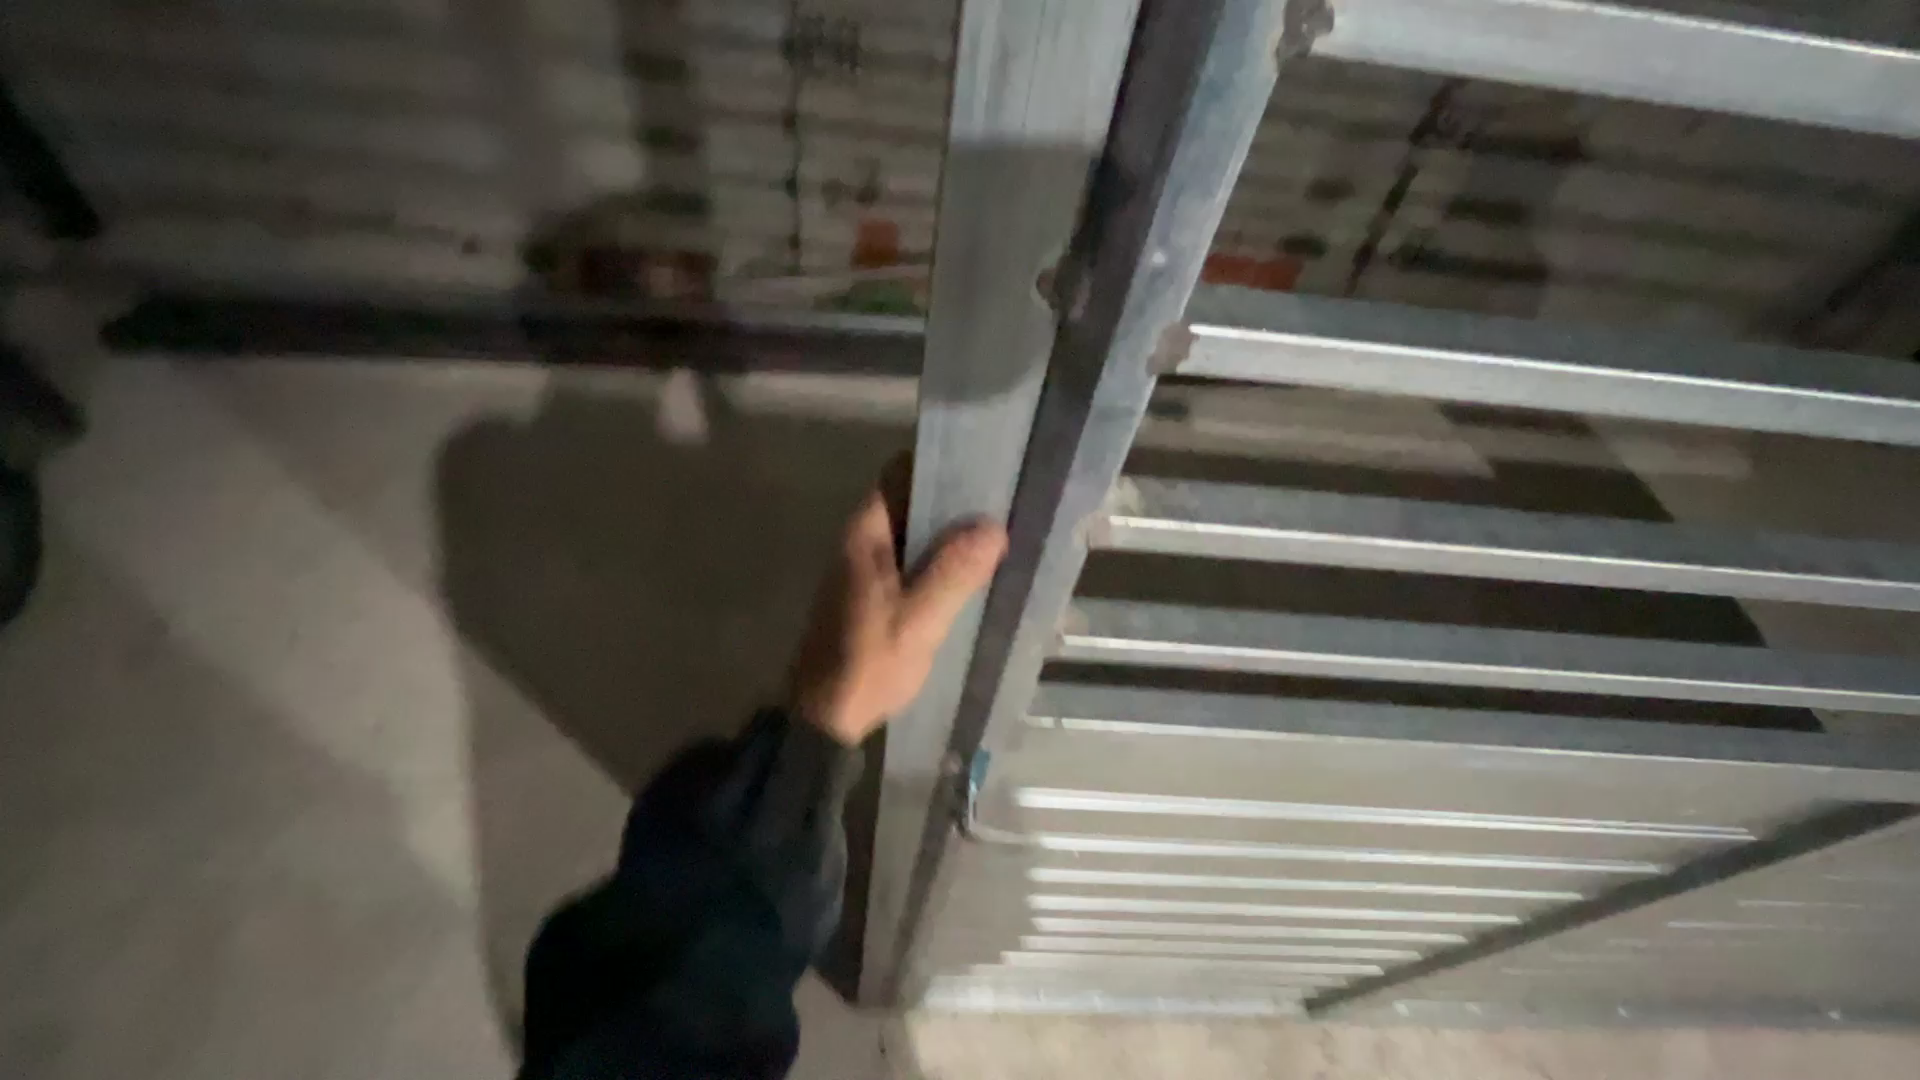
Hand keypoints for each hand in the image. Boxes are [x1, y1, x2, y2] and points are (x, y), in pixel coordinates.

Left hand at [787, 461, 1007, 745]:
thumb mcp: (918, 619)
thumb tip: (993, 525)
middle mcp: (860, 542)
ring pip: (911, 533)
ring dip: (946, 532)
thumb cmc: (868, 662)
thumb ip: (954, 571)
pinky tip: (971, 570)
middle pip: (907, 502)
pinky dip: (937, 559)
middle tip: (1001, 500)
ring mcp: (864, 569)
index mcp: (864, 535)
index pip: (897, 474)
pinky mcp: (872, 595)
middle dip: (950, 499)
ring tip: (996, 529)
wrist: (826, 717)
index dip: (936, 463)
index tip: (980, 464)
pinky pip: (909, 561)